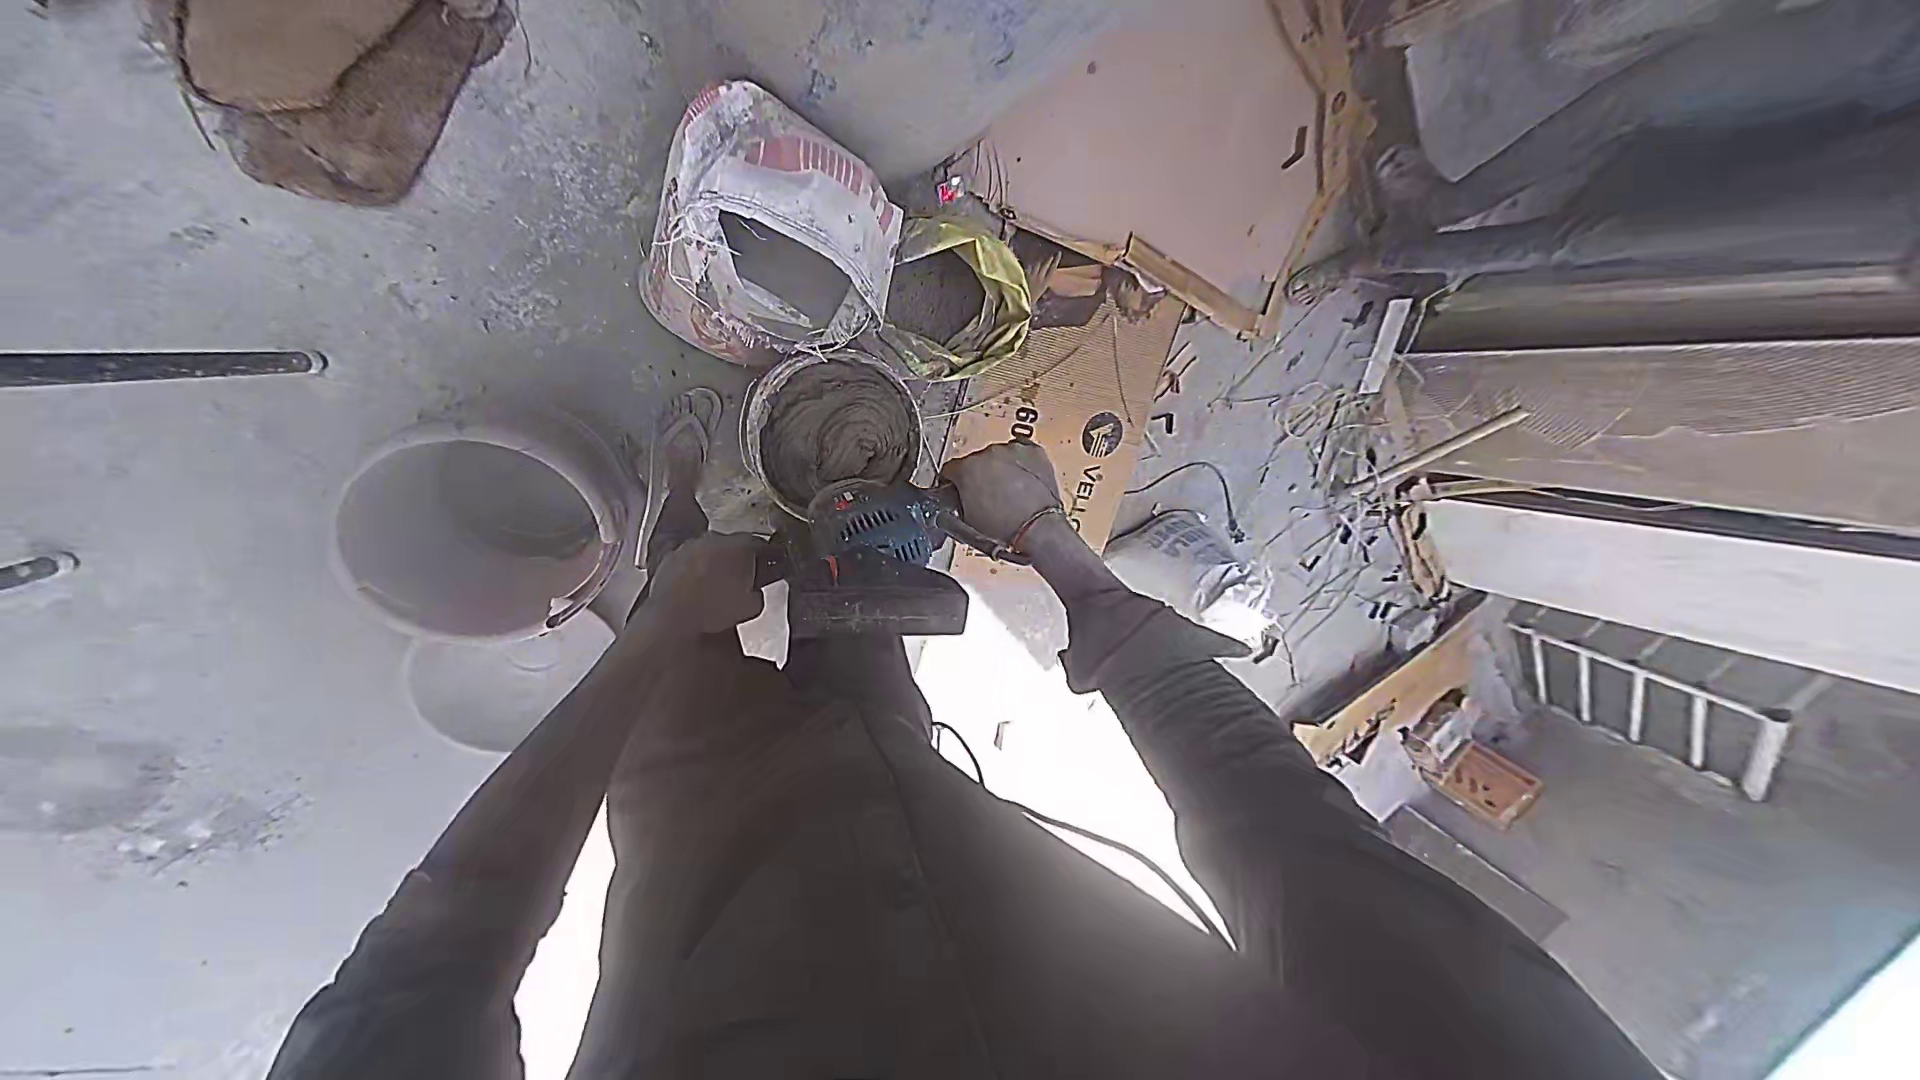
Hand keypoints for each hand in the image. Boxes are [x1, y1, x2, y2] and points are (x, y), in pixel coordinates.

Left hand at [641, 532, 767, 635]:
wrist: (675, 618)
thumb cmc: (714, 610)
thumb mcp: (752, 606)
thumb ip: (758, 592)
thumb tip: (754, 592)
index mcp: (741, 547)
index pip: (761, 544)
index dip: (767, 556)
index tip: (768, 564)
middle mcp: (715, 540)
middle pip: (734, 543)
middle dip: (739, 558)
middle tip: (742, 577)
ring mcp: (691, 547)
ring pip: (709, 549)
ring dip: (715, 562)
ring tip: (717, 584)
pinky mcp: (670, 558)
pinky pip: (688, 560)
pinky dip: (694, 570)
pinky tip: (696, 588)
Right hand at [939, 439, 1062, 544]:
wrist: (1037, 529)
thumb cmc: (1005, 528)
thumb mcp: (966, 520)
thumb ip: (957, 501)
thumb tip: (959, 499)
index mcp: (966, 468)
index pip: (950, 469)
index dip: (954, 482)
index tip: (959, 488)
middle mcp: (988, 454)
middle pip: (976, 461)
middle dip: (980, 476)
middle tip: (988, 496)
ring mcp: (1012, 450)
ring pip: (1000, 456)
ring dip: (1001, 469)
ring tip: (1009, 491)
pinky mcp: (1034, 452)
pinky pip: (1022, 454)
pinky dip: (1021, 465)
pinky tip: (1023, 482)